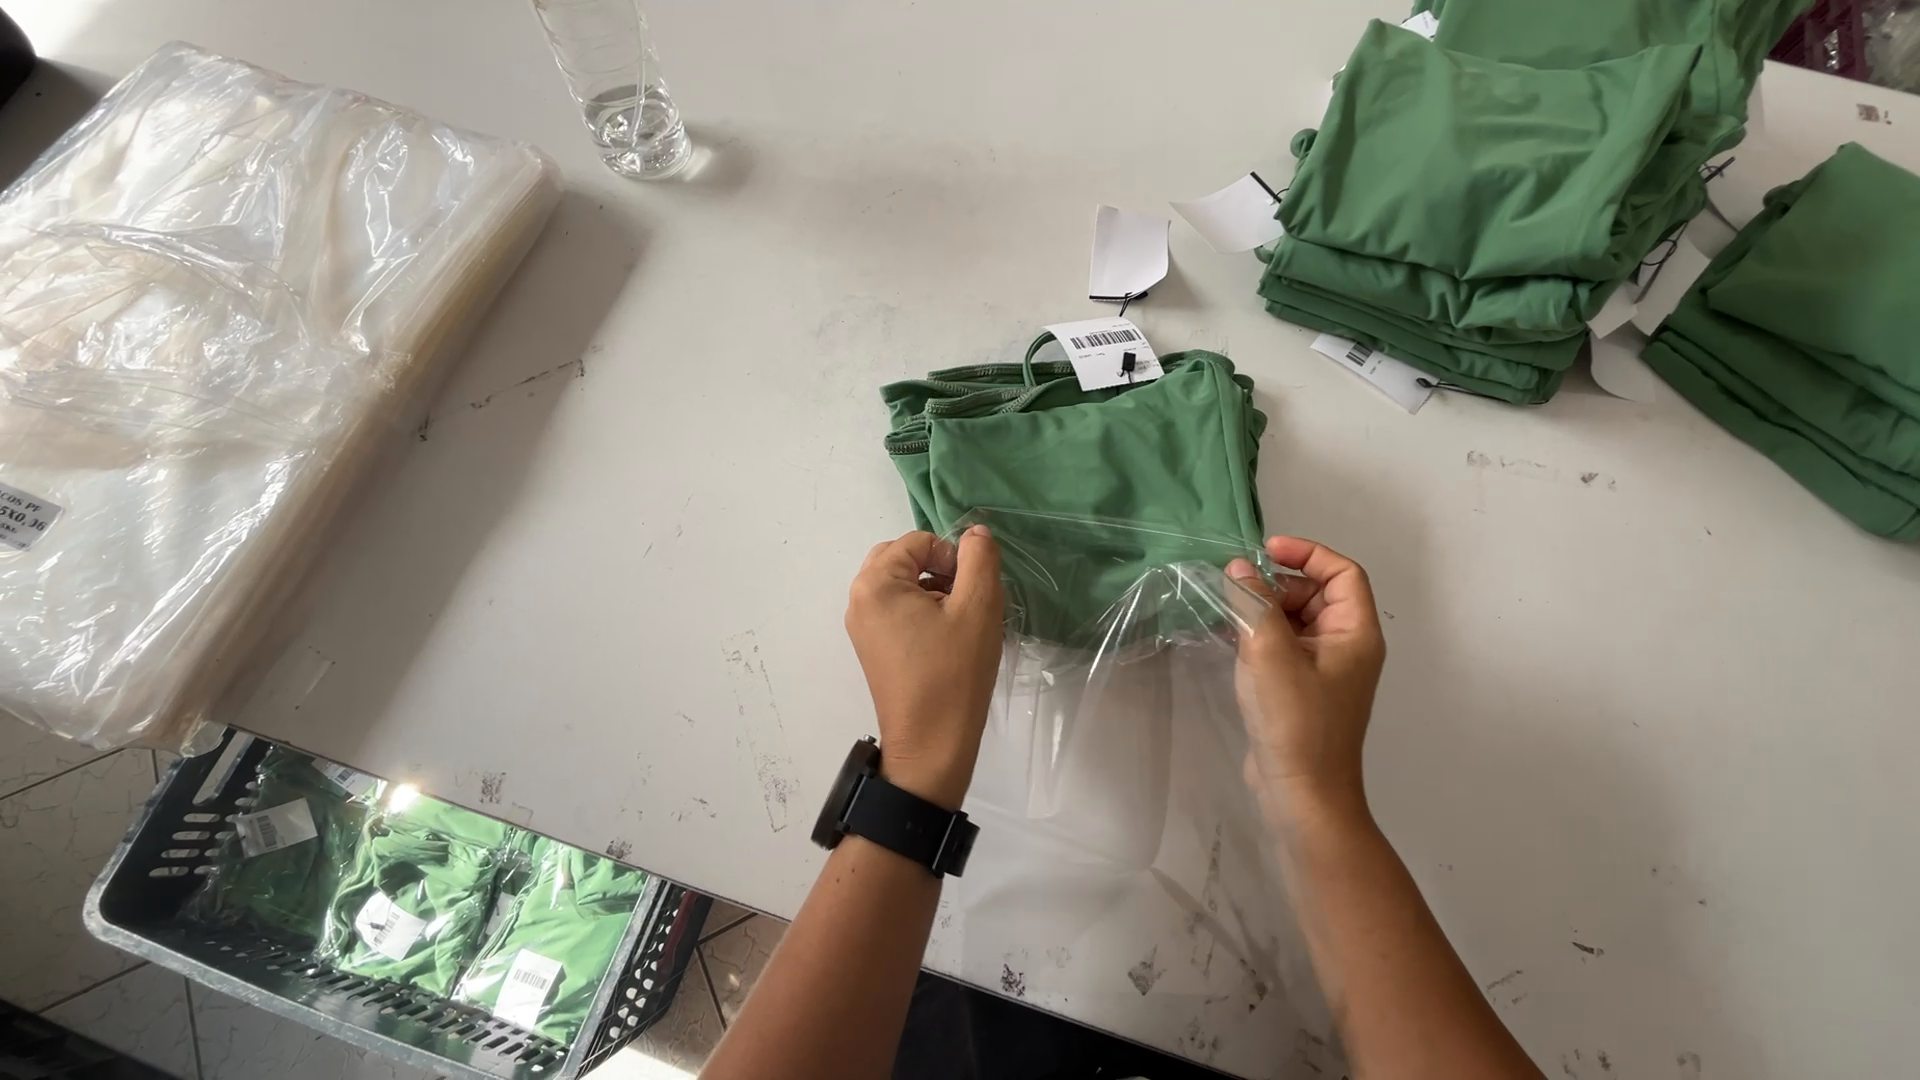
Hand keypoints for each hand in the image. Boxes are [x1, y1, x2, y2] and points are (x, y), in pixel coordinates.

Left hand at [844, 526, 1004, 809]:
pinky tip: (946, 640)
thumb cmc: (955, 673)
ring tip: (960, 622)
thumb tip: (975, 533)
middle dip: (938, 569)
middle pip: (902, 559)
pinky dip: (921, 612)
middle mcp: (859, 599)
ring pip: (900, 585)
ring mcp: (861, 627)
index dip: (952, 556)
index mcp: (876, 583)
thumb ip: (979, 559)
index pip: (918, 541)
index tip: (973, 590)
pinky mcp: (871, 649)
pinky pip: (895, 611)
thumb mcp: (978, 607)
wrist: (931, 744)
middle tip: (966, 600)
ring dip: (932, 590)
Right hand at [1228, 537, 1385, 816]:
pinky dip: (1260, 633)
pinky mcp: (1302, 689)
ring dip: (1264, 609)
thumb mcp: (1269, 652)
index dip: (1307, 554)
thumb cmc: (1294, 719)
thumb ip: (1254, 603)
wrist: (1302, 794)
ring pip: (1296, 619)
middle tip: (1239, 591)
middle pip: (1317, 593)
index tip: (1265, 551)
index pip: (1342, 573)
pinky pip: (1284, 645)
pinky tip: (1229, 637)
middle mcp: (1346, 647)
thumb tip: (1240, 568)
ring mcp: (1324, 670)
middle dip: (1278, 584)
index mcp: (1355, 633)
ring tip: (1228, 614)